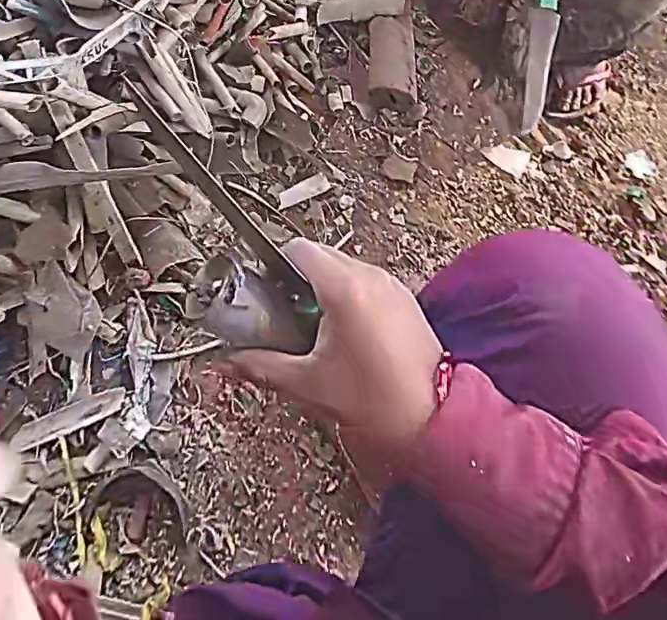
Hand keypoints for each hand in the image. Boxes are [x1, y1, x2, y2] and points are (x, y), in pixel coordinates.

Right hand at [227, 240, 443, 456]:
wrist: (438, 418)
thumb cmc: (379, 402)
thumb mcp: (310, 383)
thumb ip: (263, 365)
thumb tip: (228, 361)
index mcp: (343, 289)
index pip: (297, 249)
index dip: (276, 264)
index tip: (269, 288)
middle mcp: (368, 276)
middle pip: (318, 254)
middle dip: (298, 277)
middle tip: (289, 311)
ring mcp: (389, 283)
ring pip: (342, 264)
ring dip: (324, 283)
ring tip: (318, 324)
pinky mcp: (403, 295)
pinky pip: (365, 278)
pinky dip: (348, 291)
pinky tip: (346, 329)